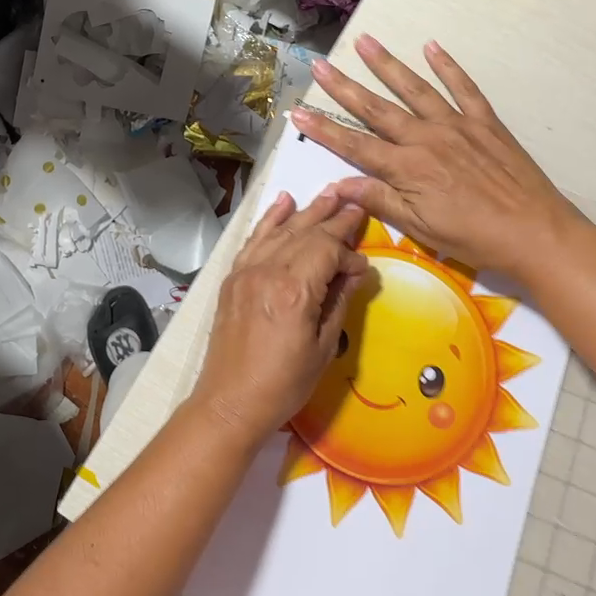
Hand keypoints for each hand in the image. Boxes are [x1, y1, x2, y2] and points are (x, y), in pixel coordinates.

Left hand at [190, 189, 369, 445]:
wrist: (230, 401)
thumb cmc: (283, 383)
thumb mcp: (323, 347)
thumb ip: (338, 302)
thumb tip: (356, 273)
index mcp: (292, 290)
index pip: (326, 250)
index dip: (348, 252)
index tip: (364, 265)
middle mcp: (266, 271)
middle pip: (303, 233)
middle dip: (331, 218)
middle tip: (354, 202)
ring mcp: (245, 271)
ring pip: (279, 231)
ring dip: (304, 212)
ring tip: (328, 194)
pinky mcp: (232, 278)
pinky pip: (254, 239)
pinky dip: (270, 220)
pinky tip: (283, 203)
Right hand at [291, 35, 594, 280]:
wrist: (537, 233)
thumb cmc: (474, 238)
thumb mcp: (420, 229)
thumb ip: (379, 201)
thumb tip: (337, 185)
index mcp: (407, 168)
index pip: (354, 145)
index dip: (322, 129)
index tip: (296, 111)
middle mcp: (425, 139)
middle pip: (376, 108)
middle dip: (343, 86)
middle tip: (318, 64)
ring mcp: (456, 126)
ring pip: (414, 89)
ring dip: (387, 64)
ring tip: (364, 41)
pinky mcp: (485, 123)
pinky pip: (464, 88)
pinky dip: (447, 66)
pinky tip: (431, 46)